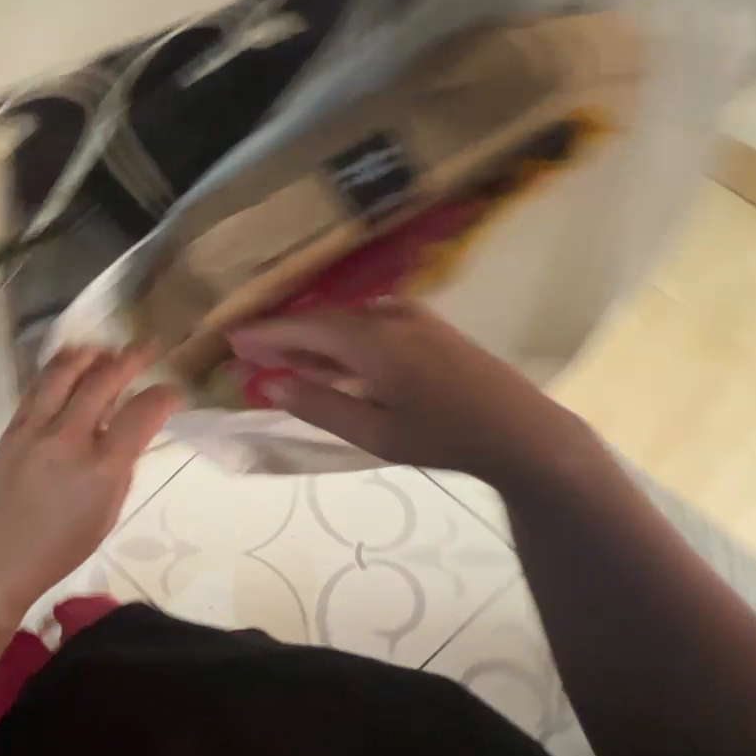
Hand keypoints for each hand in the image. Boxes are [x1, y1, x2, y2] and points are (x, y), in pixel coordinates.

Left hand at [0, 345, 180, 614]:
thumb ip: (121, 466)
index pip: (142, 414)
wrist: (0, 555)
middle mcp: (67, 440)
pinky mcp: (11, 429)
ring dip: (89, 355)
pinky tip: (70, 366)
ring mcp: (33, 430)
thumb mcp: (109, 512)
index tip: (172, 392)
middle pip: (102, 380)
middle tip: (147, 349)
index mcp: (100, 468)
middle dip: (130, 359)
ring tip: (105, 351)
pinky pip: (37, 387)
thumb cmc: (62, 546)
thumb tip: (128, 431)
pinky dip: (58, 370)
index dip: (164, 396)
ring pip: (63, 373)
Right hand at [226, 302, 593, 489]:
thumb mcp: (372, 432)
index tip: (230, 338)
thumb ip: (318, 404)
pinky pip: (366, 325)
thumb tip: (270, 384)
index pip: (302, 328)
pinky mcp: (427, 328)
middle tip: (245, 349)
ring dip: (308, 337)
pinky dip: (336, 340)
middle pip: (321, 319)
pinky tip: (325, 359)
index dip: (264, 333)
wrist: (526, 434)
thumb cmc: (444, 438)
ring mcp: (412, 319)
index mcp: (372, 341)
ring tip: (277, 356)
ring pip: (343, 321)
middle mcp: (389, 318)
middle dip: (281, 333)